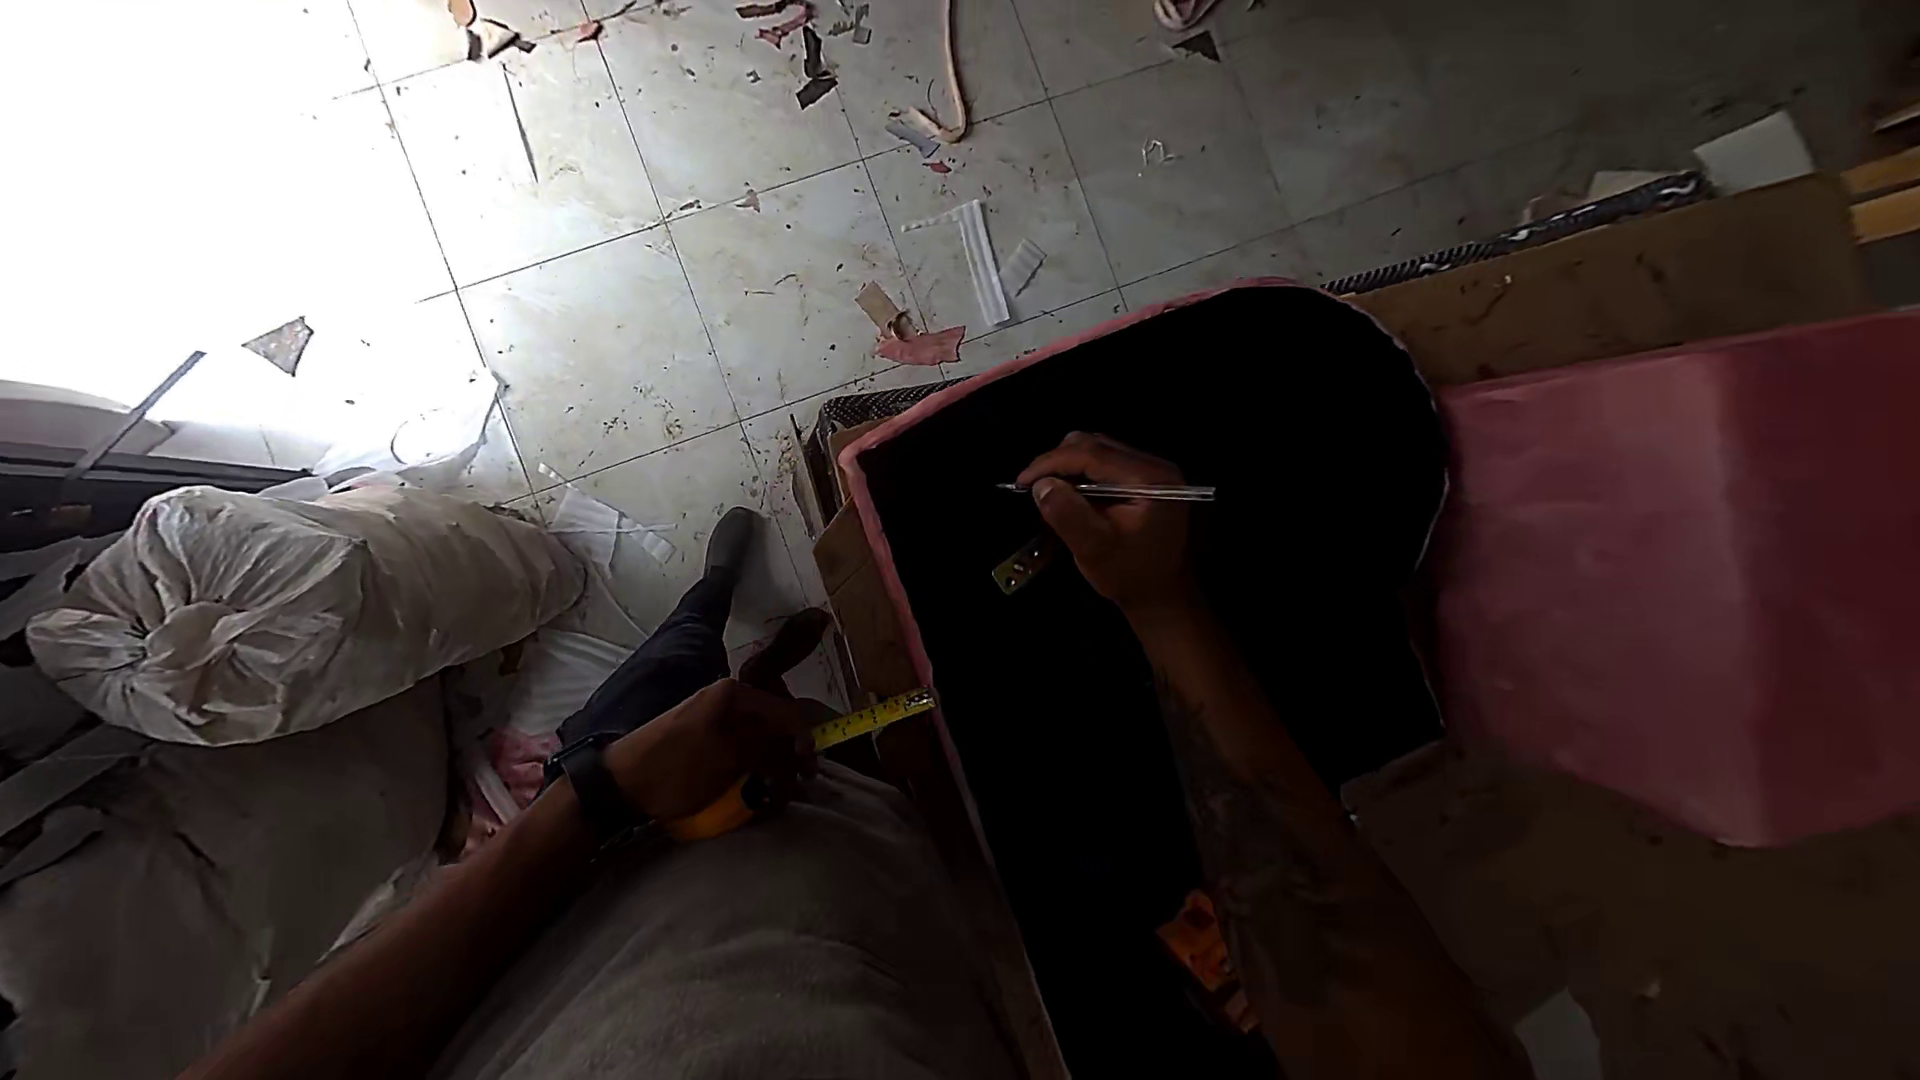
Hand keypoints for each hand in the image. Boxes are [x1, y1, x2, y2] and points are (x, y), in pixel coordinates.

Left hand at [602, 679, 825, 820]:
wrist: (616, 786)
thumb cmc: (676, 769)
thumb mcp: (729, 759)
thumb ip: (770, 746)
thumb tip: (801, 743)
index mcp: (733, 694)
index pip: (784, 711)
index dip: (802, 740)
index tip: (809, 770)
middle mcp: (726, 698)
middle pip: (772, 724)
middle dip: (786, 755)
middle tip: (793, 785)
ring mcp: (713, 717)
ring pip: (757, 738)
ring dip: (769, 764)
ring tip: (772, 791)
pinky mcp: (703, 737)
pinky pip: (738, 747)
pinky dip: (749, 766)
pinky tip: (751, 785)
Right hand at [1017, 432, 1198, 621]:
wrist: (1160, 594)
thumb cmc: (1129, 574)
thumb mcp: (1094, 549)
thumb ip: (1068, 514)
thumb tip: (1040, 484)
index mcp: (1149, 478)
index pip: (1093, 454)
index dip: (1052, 462)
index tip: (1022, 481)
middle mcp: (1153, 465)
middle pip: (1095, 445)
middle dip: (1057, 461)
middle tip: (1032, 486)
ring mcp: (1149, 471)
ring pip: (1097, 449)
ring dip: (1066, 465)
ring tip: (1047, 489)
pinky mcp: (1142, 479)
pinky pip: (1104, 463)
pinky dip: (1079, 472)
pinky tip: (1067, 492)